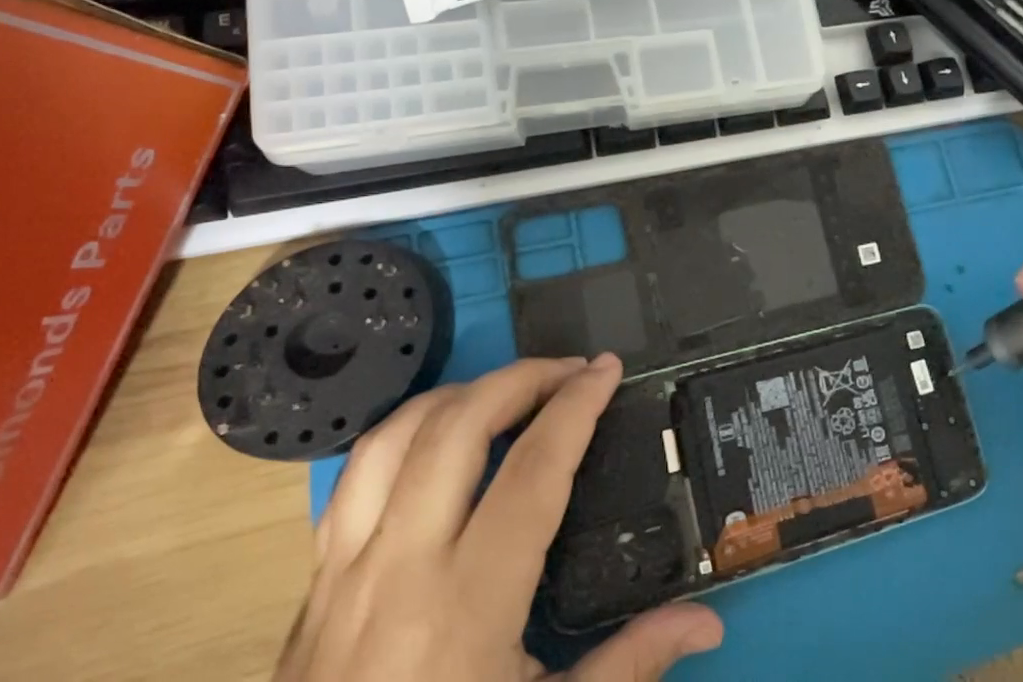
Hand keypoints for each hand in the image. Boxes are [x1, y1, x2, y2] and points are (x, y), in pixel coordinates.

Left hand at [277, 354, 723, 681]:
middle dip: (520, 379)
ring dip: (457, 395)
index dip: (575, 408)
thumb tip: (707, 621)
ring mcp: (346, 566)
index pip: (533, 470)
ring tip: (506, 390)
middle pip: (457, 428)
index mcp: (469, 599)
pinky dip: (402, 433)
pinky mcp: (315, 579)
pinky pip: (354, 475)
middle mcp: (401, 563)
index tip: (606, 371)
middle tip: (568, 371)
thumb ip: (630, 662)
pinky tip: (436, 440)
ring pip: (394, 437)